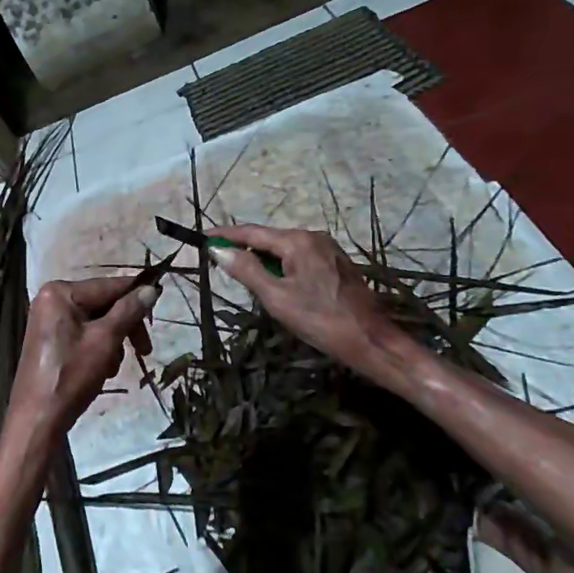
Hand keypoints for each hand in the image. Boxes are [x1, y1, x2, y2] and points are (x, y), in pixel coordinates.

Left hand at [11, 277, 158, 440]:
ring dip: (113, 343)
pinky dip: (98, 350)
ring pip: (97, 322)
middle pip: (103, 304)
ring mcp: (49, 321)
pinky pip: (84, 335)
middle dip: (124, 327)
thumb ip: (129, 311)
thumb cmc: (71, 376)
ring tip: (112, 368)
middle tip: (144, 350)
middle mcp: (52, 300)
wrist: (38, 420)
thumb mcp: (105, 341)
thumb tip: (151, 288)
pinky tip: (101, 371)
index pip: (109, 285)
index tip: (160, 309)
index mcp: (60, 292)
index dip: (136, 297)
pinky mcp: (51, 341)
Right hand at [207, 224, 400, 376]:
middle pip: (269, 238)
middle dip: (244, 247)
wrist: (371, 340)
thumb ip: (247, 271)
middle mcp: (313, 237)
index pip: (253, 232)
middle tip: (219, 260)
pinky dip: (282, 266)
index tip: (202, 238)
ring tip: (243, 274)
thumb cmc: (321, 320)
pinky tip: (275, 282)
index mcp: (298, 241)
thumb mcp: (277, 298)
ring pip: (285, 249)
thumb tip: (219, 250)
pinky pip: (299, 257)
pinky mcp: (336, 264)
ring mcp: (328, 249)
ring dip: (263, 259)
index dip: (226, 235)